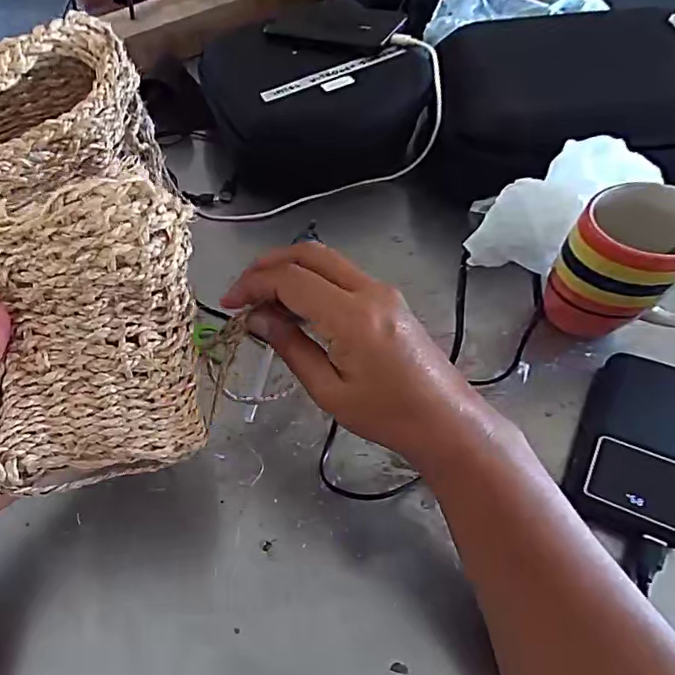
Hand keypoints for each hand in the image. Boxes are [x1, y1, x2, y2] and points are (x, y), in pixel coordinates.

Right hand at [220, 243, 510, 467]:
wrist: (446, 420)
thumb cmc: (387, 415)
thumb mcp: (328, 390)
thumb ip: (290, 347)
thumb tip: (255, 319)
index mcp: (352, 317)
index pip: (290, 279)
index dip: (252, 285)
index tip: (228, 304)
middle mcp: (369, 291)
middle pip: (308, 254)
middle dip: (266, 266)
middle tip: (241, 293)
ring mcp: (381, 290)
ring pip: (324, 259)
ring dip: (287, 270)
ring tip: (261, 302)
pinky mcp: (387, 298)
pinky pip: (339, 275)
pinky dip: (309, 280)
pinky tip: (293, 307)